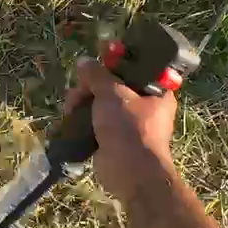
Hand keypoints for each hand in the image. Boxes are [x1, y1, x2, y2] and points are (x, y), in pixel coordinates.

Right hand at [66, 56, 180, 204]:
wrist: (131, 173)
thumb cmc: (129, 127)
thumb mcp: (112, 93)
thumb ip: (97, 74)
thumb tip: (84, 62)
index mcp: (156, 92)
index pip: (136, 67)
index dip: (117, 59)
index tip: (98, 55)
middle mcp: (145, 106)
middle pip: (113, 84)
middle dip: (91, 84)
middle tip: (78, 90)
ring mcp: (129, 124)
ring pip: (102, 102)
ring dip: (84, 101)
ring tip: (71, 107)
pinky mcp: (114, 138)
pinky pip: (96, 120)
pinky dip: (83, 118)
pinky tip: (71, 116)